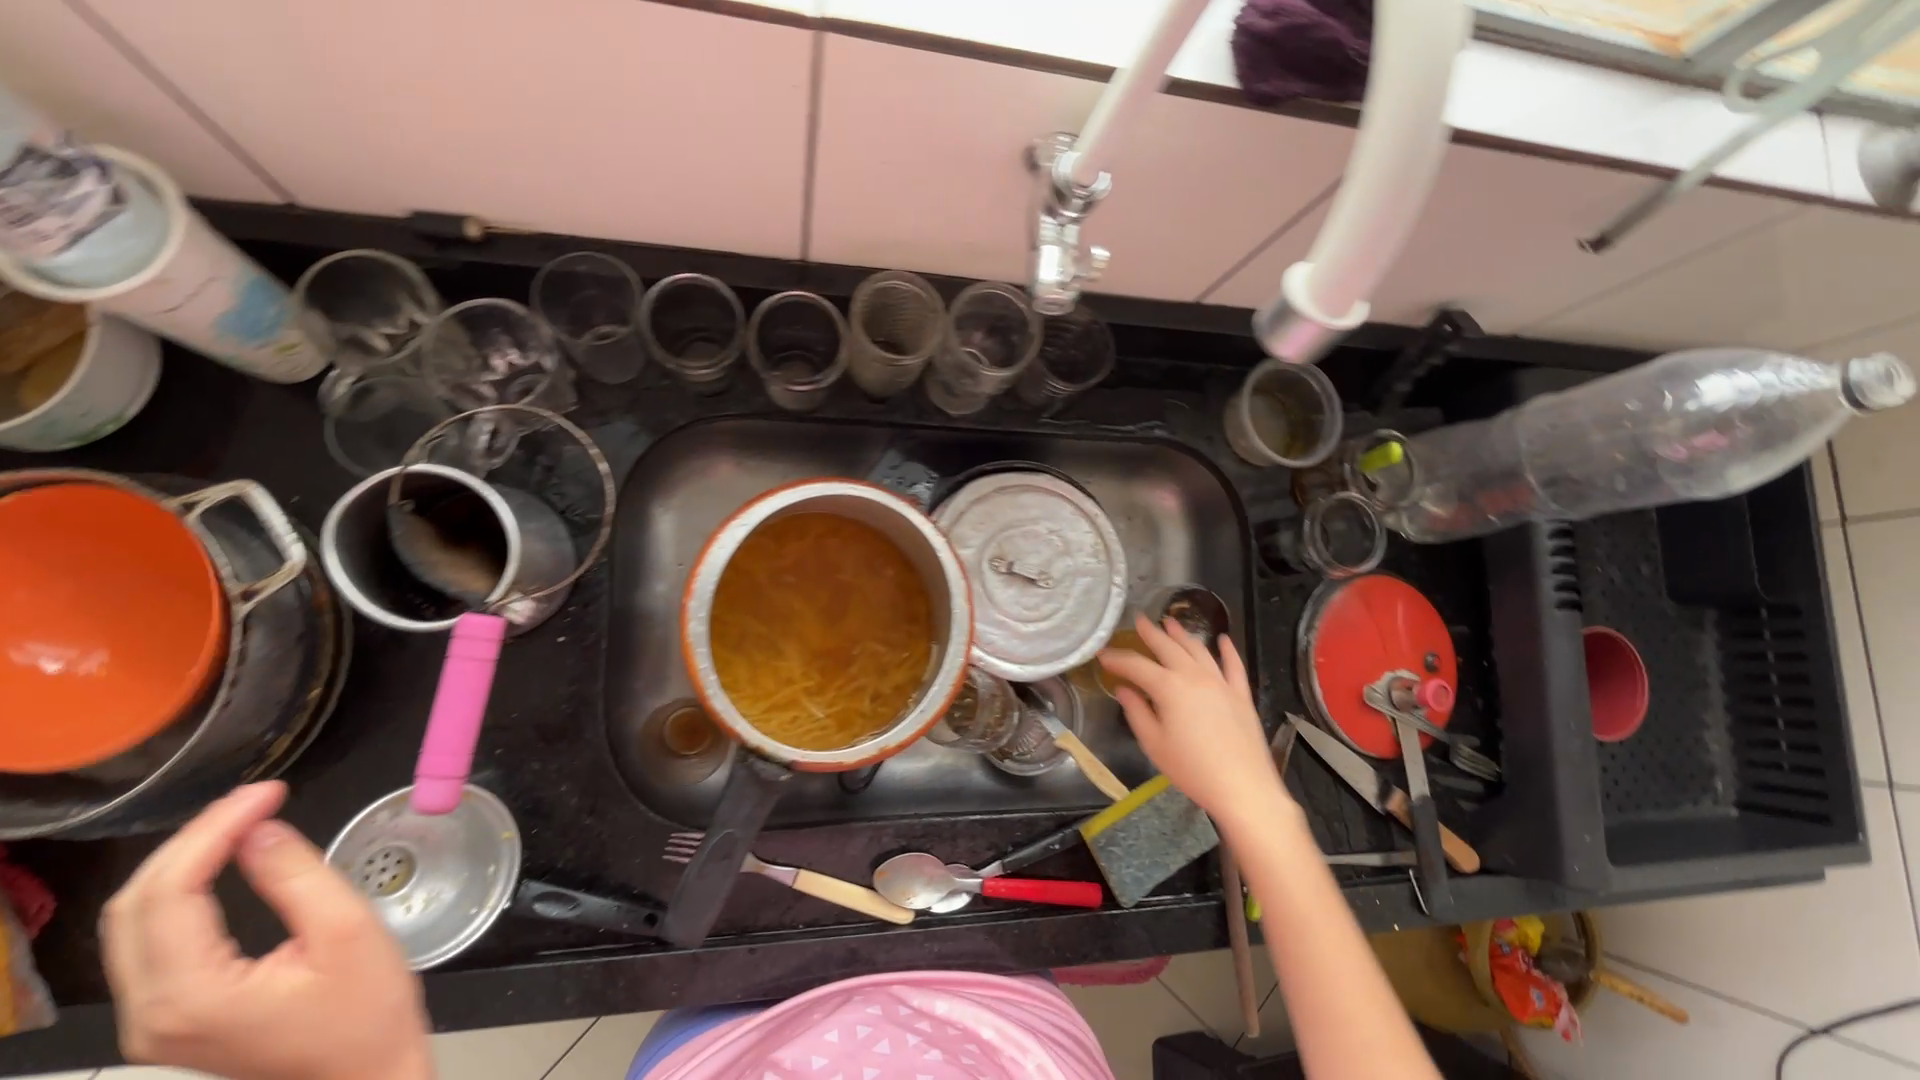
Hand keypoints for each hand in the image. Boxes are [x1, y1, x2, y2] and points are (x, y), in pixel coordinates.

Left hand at [101, 782, 431, 1079]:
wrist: (364, 1077)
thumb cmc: (368, 1009)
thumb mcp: (348, 932)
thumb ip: (298, 877)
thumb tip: (258, 829)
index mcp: (192, 994)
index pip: (171, 892)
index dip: (214, 830)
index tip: (269, 791)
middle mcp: (150, 1012)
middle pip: (135, 906)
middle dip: (193, 839)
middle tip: (257, 799)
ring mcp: (151, 1021)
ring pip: (133, 921)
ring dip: (182, 862)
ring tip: (242, 821)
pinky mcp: (166, 1018)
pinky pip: (149, 942)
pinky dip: (180, 892)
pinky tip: (219, 864)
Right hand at [1098, 616, 1289, 824]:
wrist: (1242, 786)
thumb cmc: (1192, 769)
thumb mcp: (1154, 744)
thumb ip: (1137, 712)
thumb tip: (1124, 690)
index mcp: (1169, 687)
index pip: (1136, 666)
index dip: (1117, 659)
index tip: (1102, 654)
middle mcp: (1194, 676)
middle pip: (1168, 648)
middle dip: (1151, 633)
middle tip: (1139, 620)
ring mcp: (1221, 683)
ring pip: (1199, 650)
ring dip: (1182, 634)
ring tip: (1170, 622)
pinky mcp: (1241, 694)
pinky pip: (1233, 665)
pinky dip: (1227, 650)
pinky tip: (1223, 640)